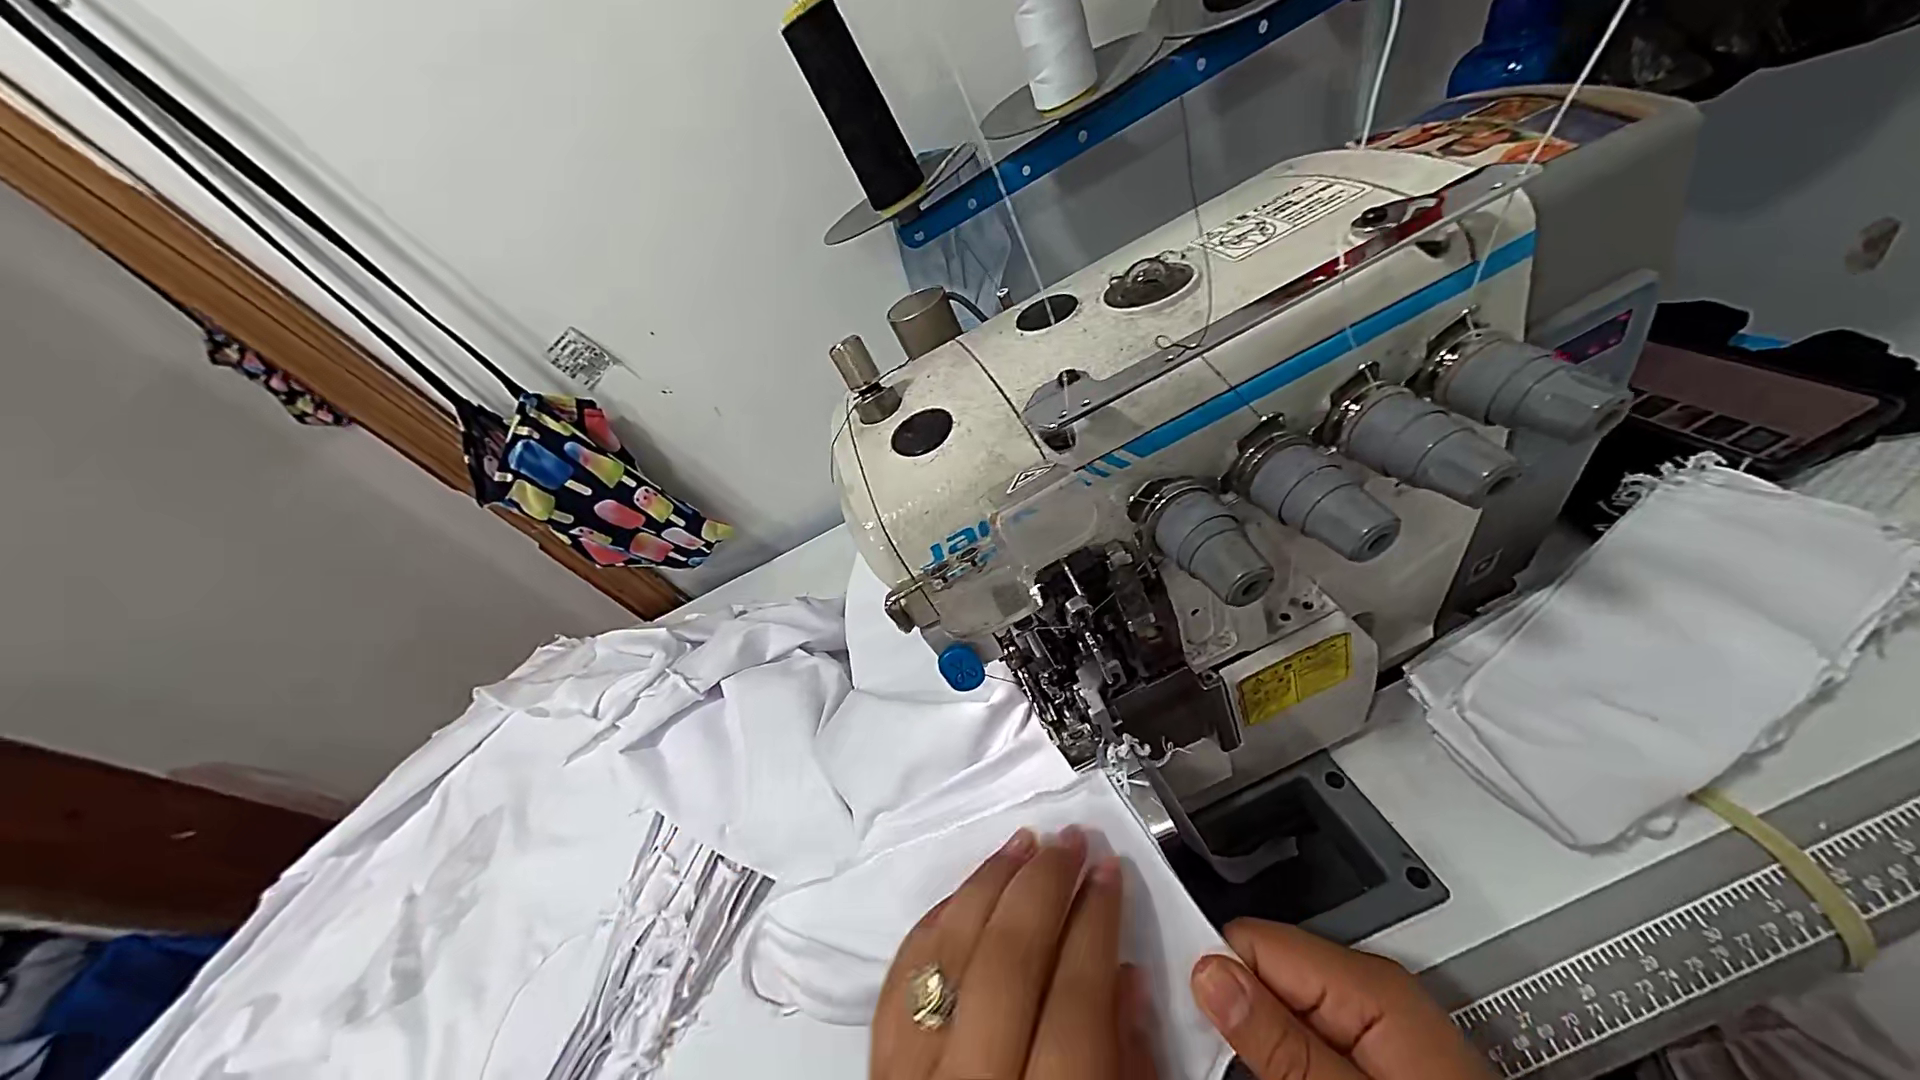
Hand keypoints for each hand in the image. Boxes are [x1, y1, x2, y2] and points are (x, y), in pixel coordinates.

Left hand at [871, 827, 1159, 1079]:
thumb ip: (1126, 1070)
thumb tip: (1125, 978)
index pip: (1074, 1000)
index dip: (1096, 923)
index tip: (1110, 872)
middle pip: (1006, 962)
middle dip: (1045, 887)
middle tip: (1070, 841)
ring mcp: (909, 1078)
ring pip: (947, 954)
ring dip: (987, 885)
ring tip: (1021, 843)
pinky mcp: (876, 1067)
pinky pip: (901, 977)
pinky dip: (935, 923)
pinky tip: (966, 891)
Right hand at [1190, 920, 1490, 1079]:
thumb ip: (1281, 1038)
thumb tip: (1212, 973)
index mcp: (1370, 984)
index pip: (1250, 937)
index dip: (1215, 975)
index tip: (1193, 1016)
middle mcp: (1370, 989)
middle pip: (1263, 966)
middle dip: (1235, 1006)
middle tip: (1225, 1058)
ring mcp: (1372, 1019)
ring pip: (1278, 1000)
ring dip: (1255, 1033)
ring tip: (1252, 1071)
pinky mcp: (1370, 1048)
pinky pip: (1302, 1026)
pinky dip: (1279, 1050)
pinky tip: (1278, 1074)